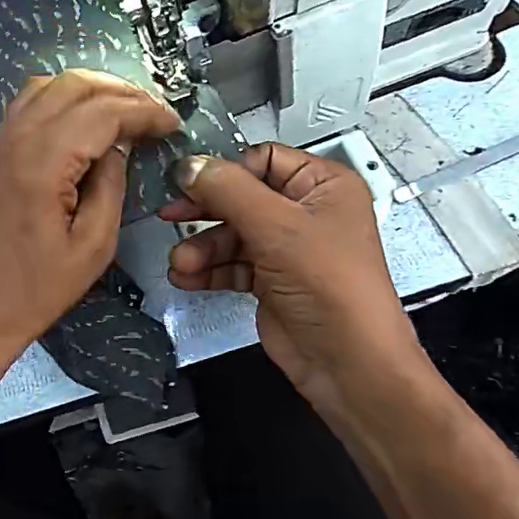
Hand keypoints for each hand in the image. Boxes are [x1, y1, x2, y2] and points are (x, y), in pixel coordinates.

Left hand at [0, 70, 179, 357]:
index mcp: (42, 163)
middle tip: (155, 112)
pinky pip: (30, 103)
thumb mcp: (95, 244)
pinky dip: (64, 99)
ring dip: (92, 89)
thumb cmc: (42, 287)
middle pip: (74, 85)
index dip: (143, 112)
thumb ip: (111, 184)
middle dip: (121, 91)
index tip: (173, 123)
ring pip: (48, 85)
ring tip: (126, 110)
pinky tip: (86, 121)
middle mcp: (14, 137)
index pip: (102, 112)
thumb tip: (120, 144)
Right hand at [159, 143, 423, 404]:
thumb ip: (229, 191)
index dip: (227, 170)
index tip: (188, 178)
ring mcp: (289, 249)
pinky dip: (210, 270)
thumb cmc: (334, 288)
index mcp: (324, 185)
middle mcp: (308, 213)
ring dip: (203, 247)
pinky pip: (234, 265)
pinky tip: (189, 277)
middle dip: (207, 211)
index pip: (265, 159)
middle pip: (243, 197)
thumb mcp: (278, 227)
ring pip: (233, 234)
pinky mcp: (273, 281)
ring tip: (182, 262)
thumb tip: (192, 166)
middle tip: (173, 215)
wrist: (345, 359)